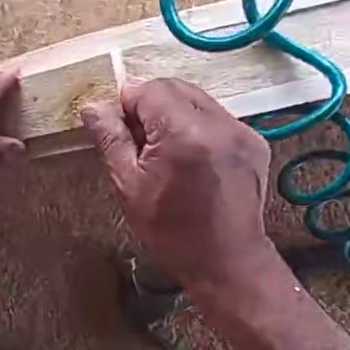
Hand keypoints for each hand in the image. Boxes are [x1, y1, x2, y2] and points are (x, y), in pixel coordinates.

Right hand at [81, 77, 275, 287]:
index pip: (149, 89)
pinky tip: (187, 158)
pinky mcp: (254, 141)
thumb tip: (94, 106)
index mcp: (185, 134)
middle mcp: (220, 124)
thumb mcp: (128, 186)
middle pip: (175, 88)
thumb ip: (111, 139)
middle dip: (149, 105)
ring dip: (172, 114)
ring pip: (196, 99)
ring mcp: (242, 131)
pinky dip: (195, 126)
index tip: (118, 131)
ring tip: (163, 153)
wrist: (225, 261)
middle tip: (137, 142)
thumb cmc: (170, 230)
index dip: (126, 105)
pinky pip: (216, 117)